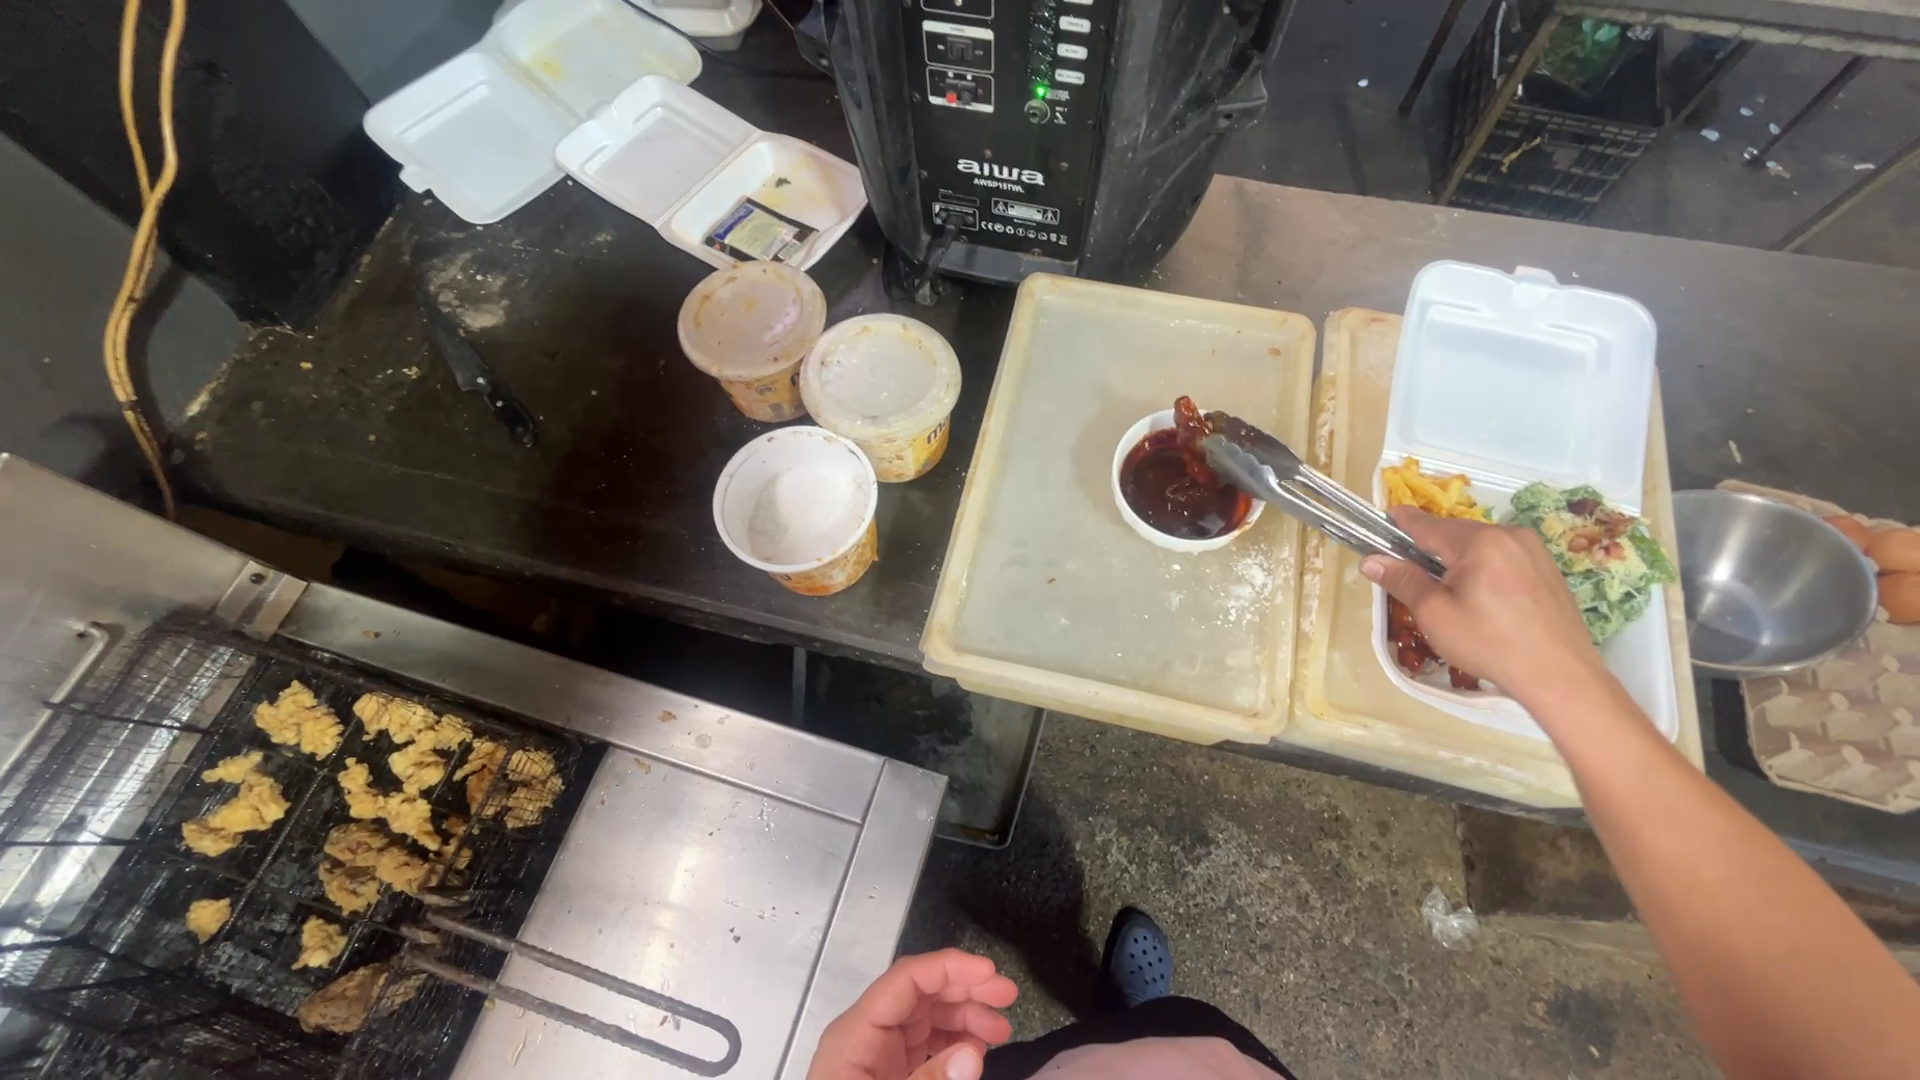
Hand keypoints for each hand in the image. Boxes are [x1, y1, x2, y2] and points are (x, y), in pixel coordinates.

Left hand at [807, 949, 1018, 1079]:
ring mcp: (878, 1056)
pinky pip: (925, 1045)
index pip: (906, 979)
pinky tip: (979, 1053)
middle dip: (965, 989)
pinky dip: (954, 1044)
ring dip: (966, 1017)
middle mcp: (867, 1035)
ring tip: (1002, 1030)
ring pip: (927, 1017)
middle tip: (1008, 996)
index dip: (949, 968)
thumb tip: (973, 1054)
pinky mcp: (889, 1076)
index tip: (991, 973)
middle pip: (920, 994)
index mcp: (856, 1033)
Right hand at [1362, 507, 1608, 706]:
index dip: (1399, 523)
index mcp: (1479, 542)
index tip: (1379, 523)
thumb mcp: (1435, 614)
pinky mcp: (1546, 567)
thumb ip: (1402, 581)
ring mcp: (1533, 550)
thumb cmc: (1489, 644)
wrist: (1560, 675)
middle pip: (1454, 532)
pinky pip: (1502, 555)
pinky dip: (1481, 565)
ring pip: (1479, 544)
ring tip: (1444, 588)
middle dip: (1428, 546)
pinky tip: (1478, 594)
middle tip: (1407, 571)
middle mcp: (1509, 535)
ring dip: (1456, 557)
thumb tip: (1370, 561)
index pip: (1427, 524)